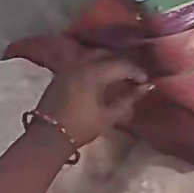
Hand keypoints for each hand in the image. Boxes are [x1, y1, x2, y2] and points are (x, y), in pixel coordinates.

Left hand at [33, 54, 151, 145]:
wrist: (47, 137)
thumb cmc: (80, 128)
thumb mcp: (108, 116)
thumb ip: (128, 99)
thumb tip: (146, 88)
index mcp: (93, 73)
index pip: (121, 64)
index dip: (136, 71)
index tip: (145, 81)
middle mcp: (79, 64)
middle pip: (106, 55)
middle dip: (122, 63)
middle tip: (133, 76)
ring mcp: (68, 68)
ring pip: (93, 56)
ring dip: (108, 63)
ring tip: (118, 76)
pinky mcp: (60, 74)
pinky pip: (82, 62)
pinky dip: (95, 66)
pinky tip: (101, 78)